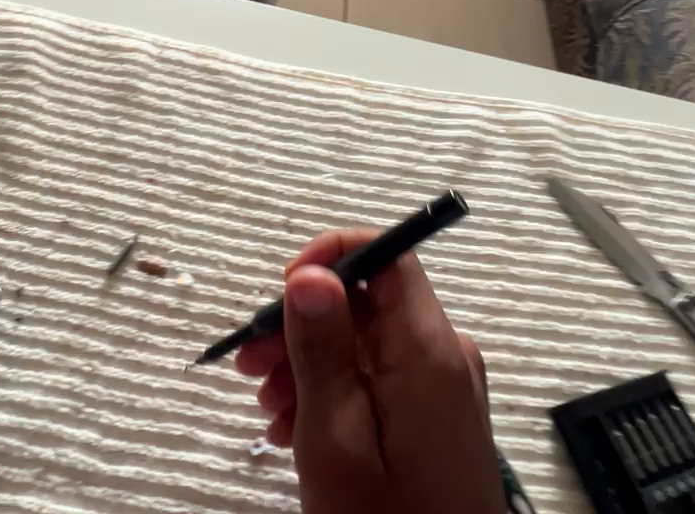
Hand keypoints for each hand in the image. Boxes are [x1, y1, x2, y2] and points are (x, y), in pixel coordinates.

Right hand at [237, 229, 502, 513]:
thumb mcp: (335, 439)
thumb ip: (323, 349)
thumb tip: (311, 272)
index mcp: (429, 350)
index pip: (389, 255)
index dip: (333, 255)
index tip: (282, 289)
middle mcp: (444, 356)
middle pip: (367, 301)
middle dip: (304, 321)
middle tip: (250, 365)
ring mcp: (441, 387)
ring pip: (365, 340)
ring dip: (309, 360)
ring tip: (267, 406)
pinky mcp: (433, 416)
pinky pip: (377, 376)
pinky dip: (332, 388)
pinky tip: (295, 425)